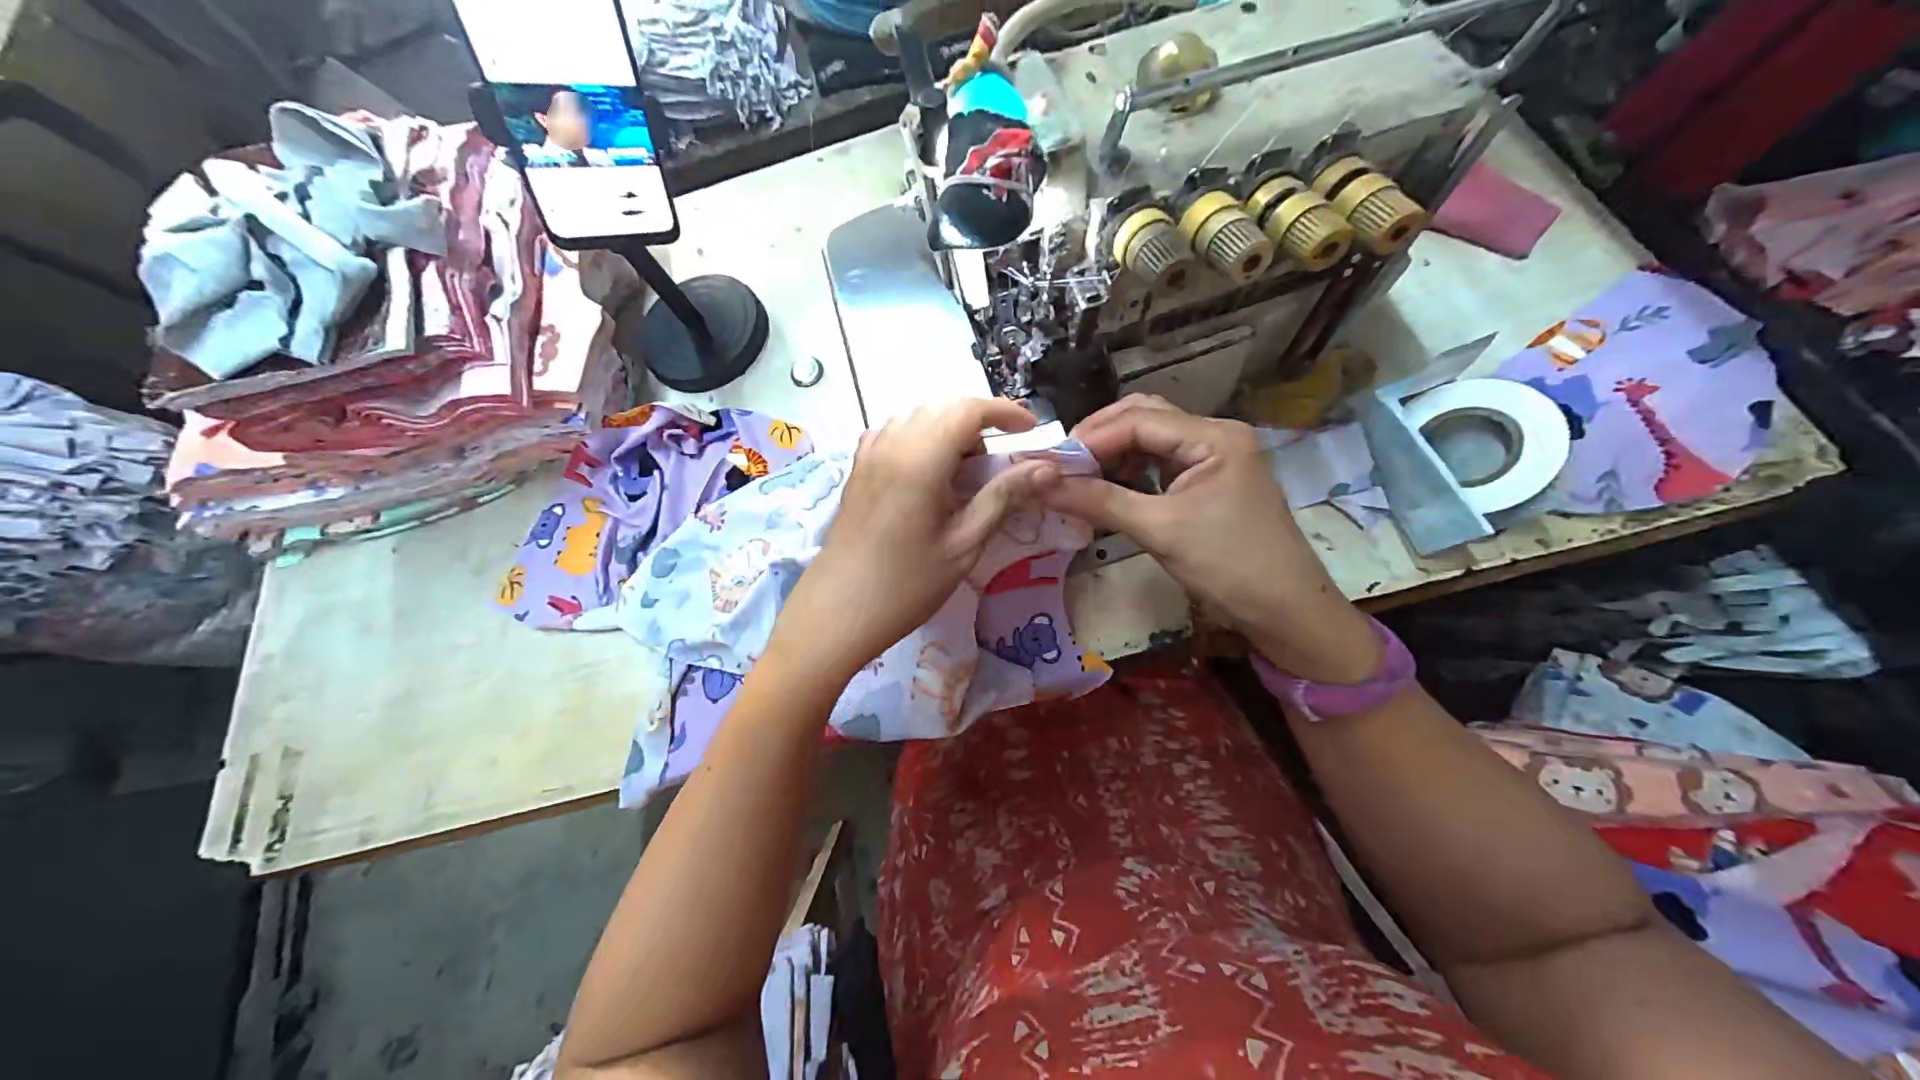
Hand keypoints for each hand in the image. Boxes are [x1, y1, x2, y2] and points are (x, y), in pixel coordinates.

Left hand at [767, 399, 1059, 683]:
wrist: (838, 611)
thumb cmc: (906, 584)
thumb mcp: (964, 544)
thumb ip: (1004, 498)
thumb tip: (1047, 468)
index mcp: (919, 458)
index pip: (967, 410)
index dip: (1004, 412)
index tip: (1030, 430)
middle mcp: (891, 444)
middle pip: (942, 409)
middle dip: (978, 423)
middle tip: (999, 463)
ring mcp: (869, 455)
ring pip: (917, 419)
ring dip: (948, 432)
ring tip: (964, 475)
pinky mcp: (857, 470)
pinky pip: (894, 436)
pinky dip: (920, 442)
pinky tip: (927, 477)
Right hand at [1043, 395, 1381, 682]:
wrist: (1286, 611)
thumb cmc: (1229, 565)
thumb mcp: (1160, 530)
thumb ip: (1100, 501)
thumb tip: (1042, 484)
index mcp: (1214, 436)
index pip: (1139, 420)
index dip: (1091, 438)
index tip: (1051, 463)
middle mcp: (1215, 435)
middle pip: (1145, 418)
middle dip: (1100, 438)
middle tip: (1062, 466)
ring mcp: (1213, 458)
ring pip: (1151, 440)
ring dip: (1113, 454)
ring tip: (1079, 478)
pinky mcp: (1208, 481)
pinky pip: (1160, 464)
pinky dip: (1130, 472)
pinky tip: (1107, 488)